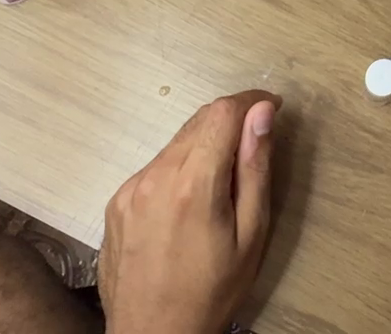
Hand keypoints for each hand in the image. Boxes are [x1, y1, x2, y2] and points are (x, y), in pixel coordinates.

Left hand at [99, 91, 280, 333]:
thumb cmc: (213, 289)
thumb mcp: (252, 232)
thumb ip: (256, 166)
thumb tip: (263, 111)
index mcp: (193, 183)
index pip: (223, 111)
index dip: (253, 101)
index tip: (274, 108)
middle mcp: (155, 175)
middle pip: (200, 119)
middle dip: (233, 118)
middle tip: (256, 141)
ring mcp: (130, 188)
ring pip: (178, 140)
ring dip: (208, 140)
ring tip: (226, 175)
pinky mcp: (116, 201)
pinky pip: (158, 164)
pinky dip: (183, 163)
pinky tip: (192, 197)